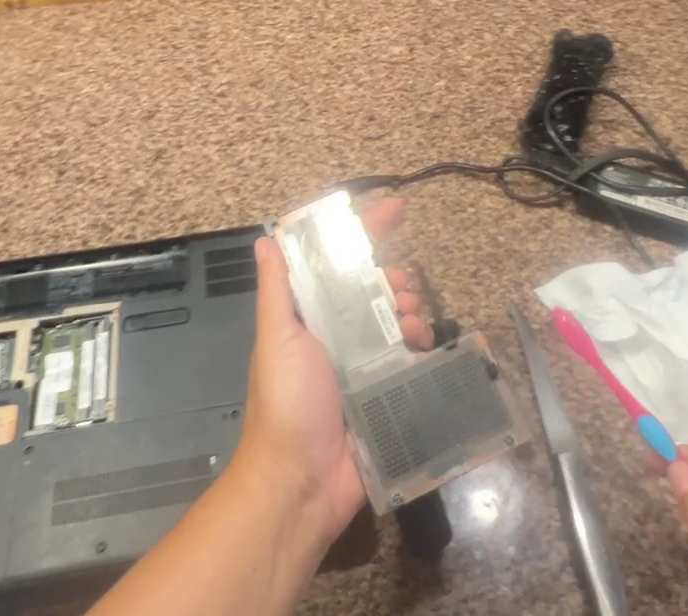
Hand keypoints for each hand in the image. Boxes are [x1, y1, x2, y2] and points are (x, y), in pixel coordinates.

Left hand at [237, 198, 432, 545]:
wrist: (301, 480)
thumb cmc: (286, 403)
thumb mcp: (278, 338)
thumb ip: (277, 289)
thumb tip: (264, 239)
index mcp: (308, 318)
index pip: (335, 264)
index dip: (362, 233)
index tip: (395, 207)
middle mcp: (335, 337)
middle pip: (372, 290)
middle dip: (392, 278)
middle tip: (401, 286)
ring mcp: (361, 366)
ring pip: (394, 321)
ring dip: (408, 310)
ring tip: (412, 320)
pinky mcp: (384, 393)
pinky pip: (409, 359)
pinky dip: (420, 345)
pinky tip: (423, 345)